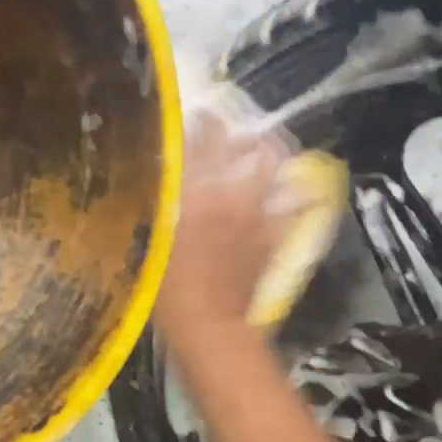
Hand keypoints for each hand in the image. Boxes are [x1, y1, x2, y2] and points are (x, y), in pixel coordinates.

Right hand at [158, 102, 300, 335]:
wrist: (213, 329)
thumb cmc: (168, 289)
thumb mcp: (152, 239)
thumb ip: (159, 200)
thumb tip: (161, 171)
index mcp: (200, 193)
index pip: (205, 139)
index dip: (202, 120)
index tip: (195, 112)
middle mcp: (237, 195)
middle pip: (250, 146)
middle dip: (241, 131)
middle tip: (229, 129)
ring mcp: (262, 215)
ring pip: (275, 168)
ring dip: (267, 152)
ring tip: (258, 148)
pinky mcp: (276, 235)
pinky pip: (290, 202)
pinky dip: (286, 189)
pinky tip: (278, 188)